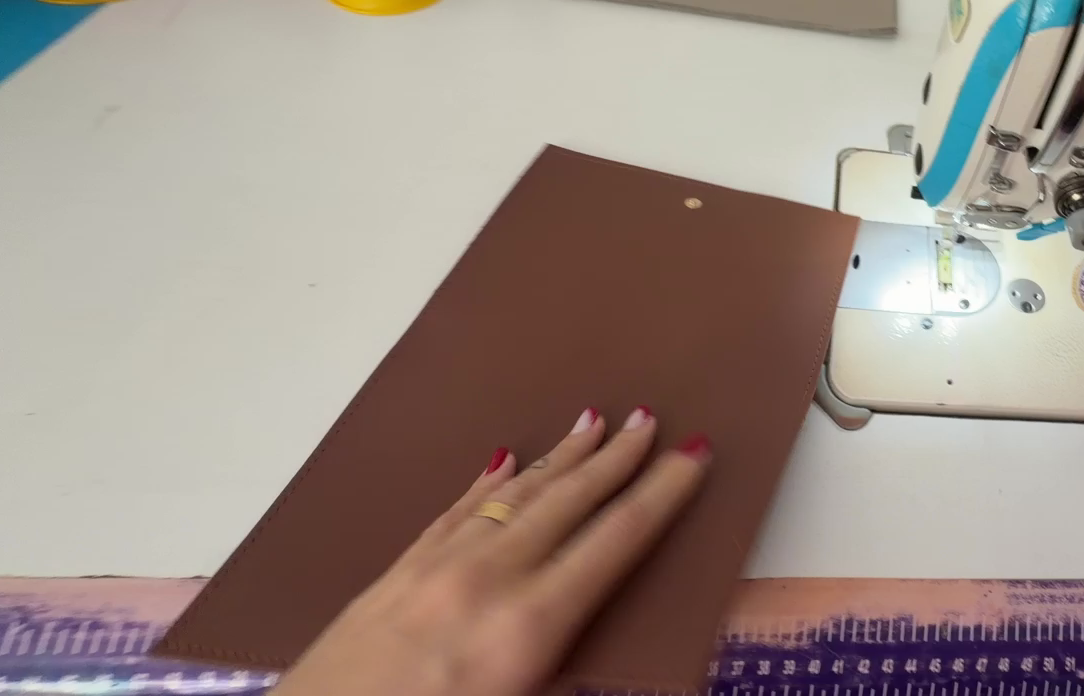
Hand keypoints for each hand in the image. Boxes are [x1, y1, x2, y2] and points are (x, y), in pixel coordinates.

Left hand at [272, 407, 709, 695]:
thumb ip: (565, 667)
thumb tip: (600, 627)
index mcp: (527, 630)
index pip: (618, 539)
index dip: (664, 492)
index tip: (694, 453)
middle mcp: (487, 583)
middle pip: (571, 500)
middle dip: (617, 456)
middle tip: (647, 415)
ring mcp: (433, 573)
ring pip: (514, 494)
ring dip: (561, 455)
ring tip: (593, 418)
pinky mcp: (389, 578)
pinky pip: (453, 513)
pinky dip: (486, 482)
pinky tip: (503, 459)